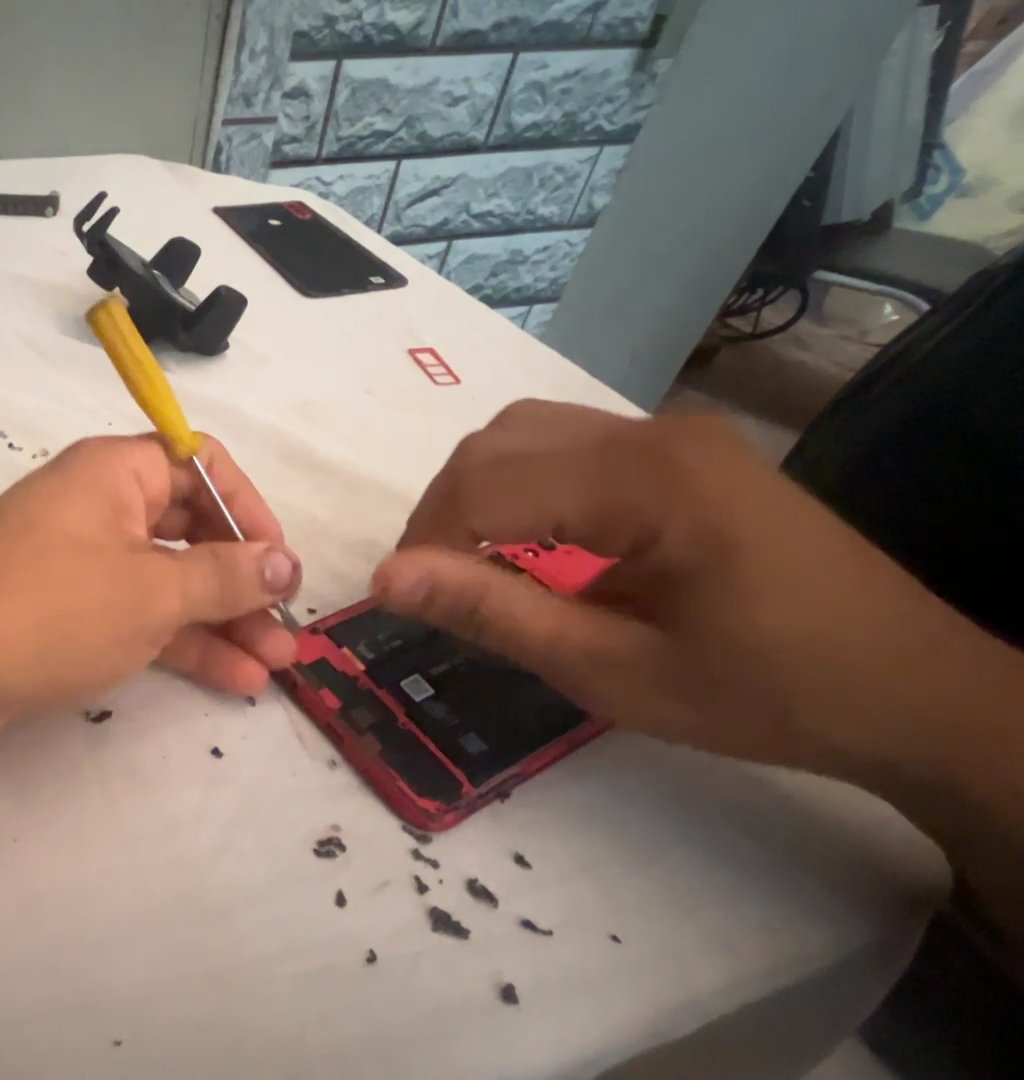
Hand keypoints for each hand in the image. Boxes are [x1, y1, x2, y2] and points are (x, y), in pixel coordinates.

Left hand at [0, 434, 299, 750]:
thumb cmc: (52, 609)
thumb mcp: (151, 591)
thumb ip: (225, 576)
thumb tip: (286, 563)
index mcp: (112, 471)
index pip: (199, 465)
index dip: (249, 510)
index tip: (281, 564)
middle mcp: (94, 504)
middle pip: (187, 530)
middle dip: (241, 582)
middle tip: (285, 635)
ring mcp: (75, 560)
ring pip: (163, 581)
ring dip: (218, 622)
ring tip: (273, 670)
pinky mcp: (60, 611)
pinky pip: (132, 614)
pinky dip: (176, 642)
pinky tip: (229, 680)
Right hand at [368, 400, 1011, 774]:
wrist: (916, 692)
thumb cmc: (766, 693)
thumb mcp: (613, 672)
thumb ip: (494, 615)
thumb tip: (387, 578)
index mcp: (647, 481)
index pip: (485, 484)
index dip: (425, 541)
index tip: (402, 601)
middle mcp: (655, 434)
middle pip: (497, 443)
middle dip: (443, 512)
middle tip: (434, 586)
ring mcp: (673, 435)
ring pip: (526, 432)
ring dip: (477, 491)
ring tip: (473, 562)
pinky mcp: (682, 452)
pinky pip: (567, 444)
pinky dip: (521, 484)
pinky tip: (532, 541)